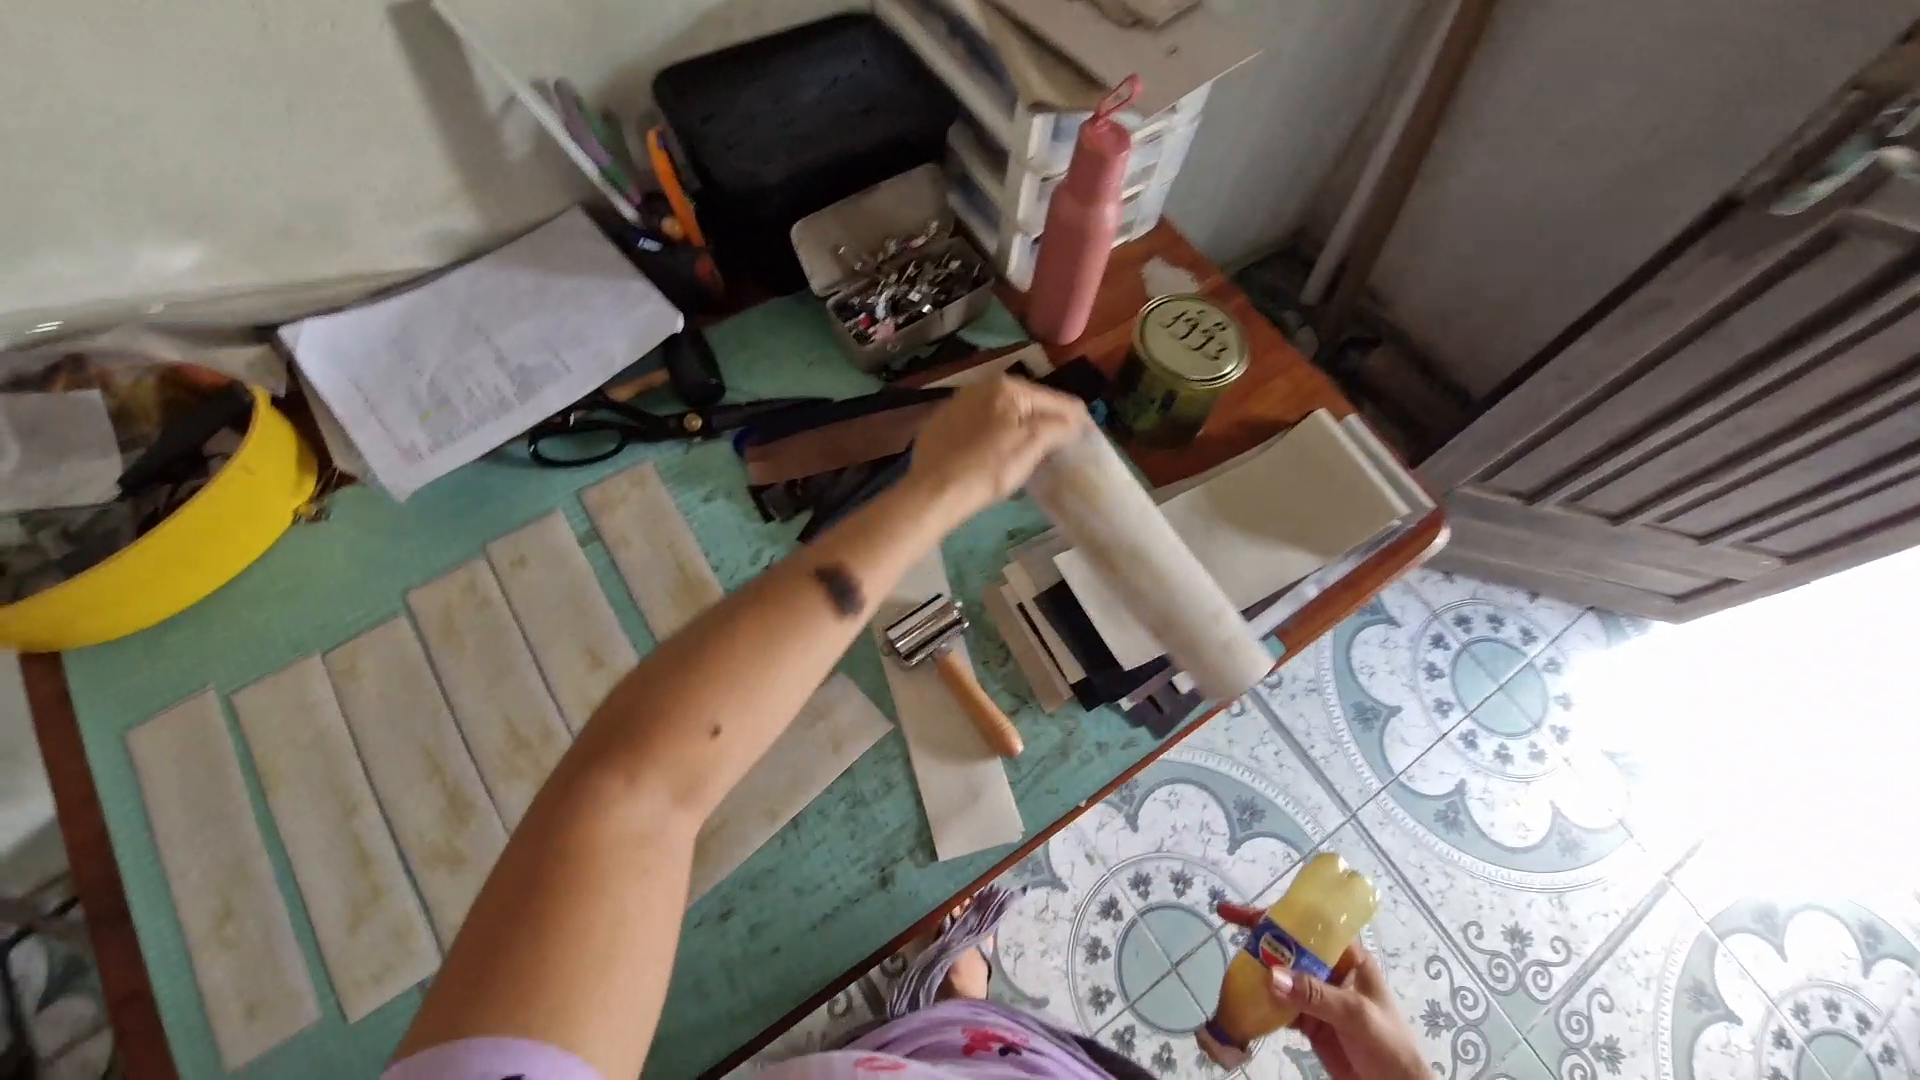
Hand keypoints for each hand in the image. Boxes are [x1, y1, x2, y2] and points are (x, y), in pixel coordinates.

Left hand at [904, 376, 1090, 524]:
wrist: (933, 493)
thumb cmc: (987, 468)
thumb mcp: (1031, 445)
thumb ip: (1058, 426)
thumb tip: (1075, 420)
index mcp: (1006, 386)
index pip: (1054, 399)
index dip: (1074, 419)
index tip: (1087, 437)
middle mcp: (980, 386)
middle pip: (1026, 404)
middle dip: (1044, 422)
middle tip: (1059, 447)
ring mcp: (955, 405)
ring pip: (1000, 414)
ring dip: (1017, 428)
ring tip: (1028, 452)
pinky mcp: (938, 426)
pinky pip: (977, 427)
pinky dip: (990, 437)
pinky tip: (991, 456)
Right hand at [1216, 902, 1426, 1079]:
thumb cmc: (1389, 1047)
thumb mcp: (1356, 1016)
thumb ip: (1315, 996)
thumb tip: (1270, 975)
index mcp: (1348, 958)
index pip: (1308, 924)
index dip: (1276, 913)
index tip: (1240, 912)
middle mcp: (1330, 971)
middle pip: (1288, 946)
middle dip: (1258, 939)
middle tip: (1226, 934)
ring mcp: (1318, 996)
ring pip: (1280, 975)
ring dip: (1256, 972)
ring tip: (1229, 970)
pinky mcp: (1309, 1021)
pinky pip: (1279, 1004)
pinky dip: (1261, 1003)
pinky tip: (1243, 1003)